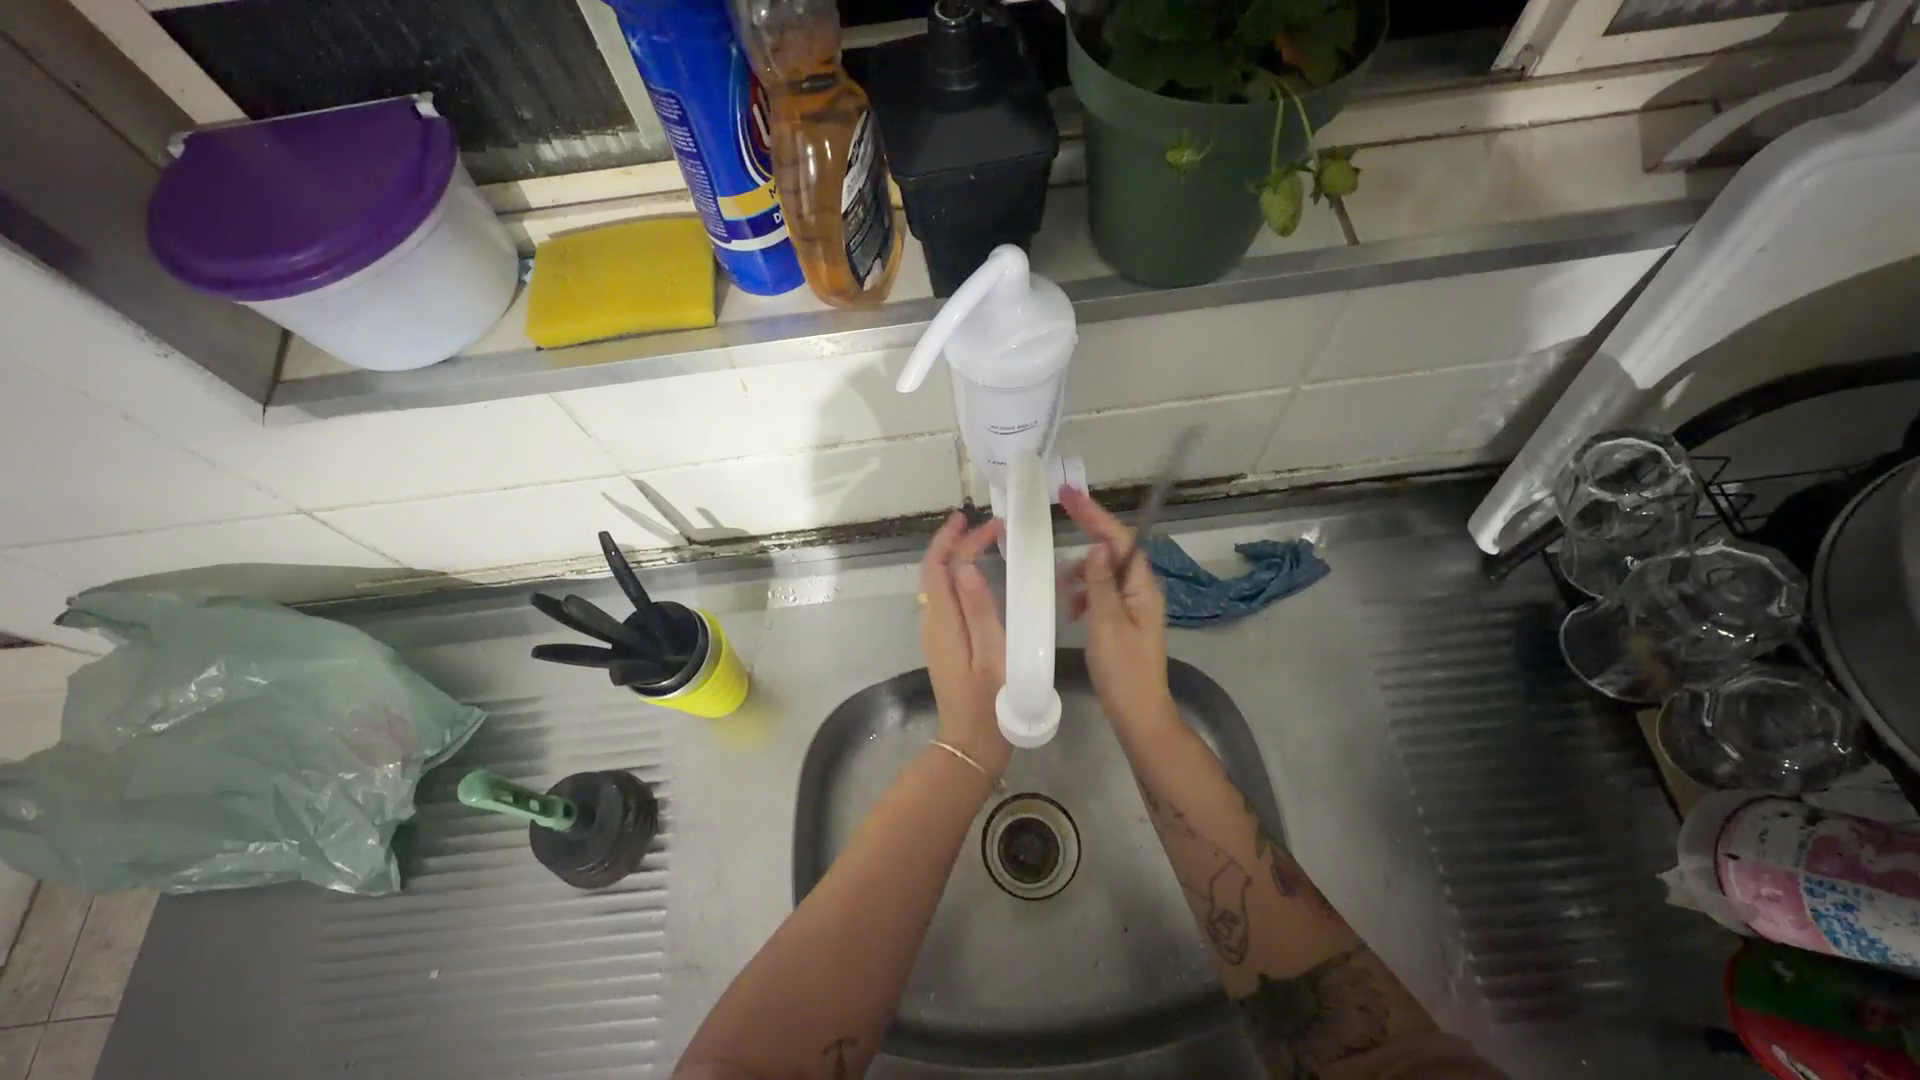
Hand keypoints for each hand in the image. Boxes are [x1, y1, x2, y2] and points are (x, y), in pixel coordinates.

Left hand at [919, 511, 1012, 777]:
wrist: (972, 744)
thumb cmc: (990, 702)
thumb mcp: (992, 654)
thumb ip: (979, 610)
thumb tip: (966, 568)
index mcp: (944, 622)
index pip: (939, 567)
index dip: (952, 539)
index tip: (976, 520)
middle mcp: (933, 623)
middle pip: (935, 572)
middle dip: (955, 543)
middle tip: (987, 527)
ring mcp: (937, 635)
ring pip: (939, 585)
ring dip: (956, 558)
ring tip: (983, 541)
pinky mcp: (945, 644)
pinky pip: (946, 599)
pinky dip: (960, 578)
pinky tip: (979, 577)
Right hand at [1060, 487, 1176, 731]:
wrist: (1138, 712)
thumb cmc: (1123, 668)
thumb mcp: (1106, 622)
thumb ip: (1099, 582)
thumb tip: (1097, 546)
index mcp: (1142, 585)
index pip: (1118, 538)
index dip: (1094, 514)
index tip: (1069, 495)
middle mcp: (1142, 589)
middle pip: (1113, 550)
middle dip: (1087, 536)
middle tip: (1059, 516)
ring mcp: (1135, 606)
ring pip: (1105, 572)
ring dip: (1082, 572)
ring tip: (1061, 586)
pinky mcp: (1125, 622)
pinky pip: (1103, 594)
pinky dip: (1085, 594)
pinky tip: (1072, 609)